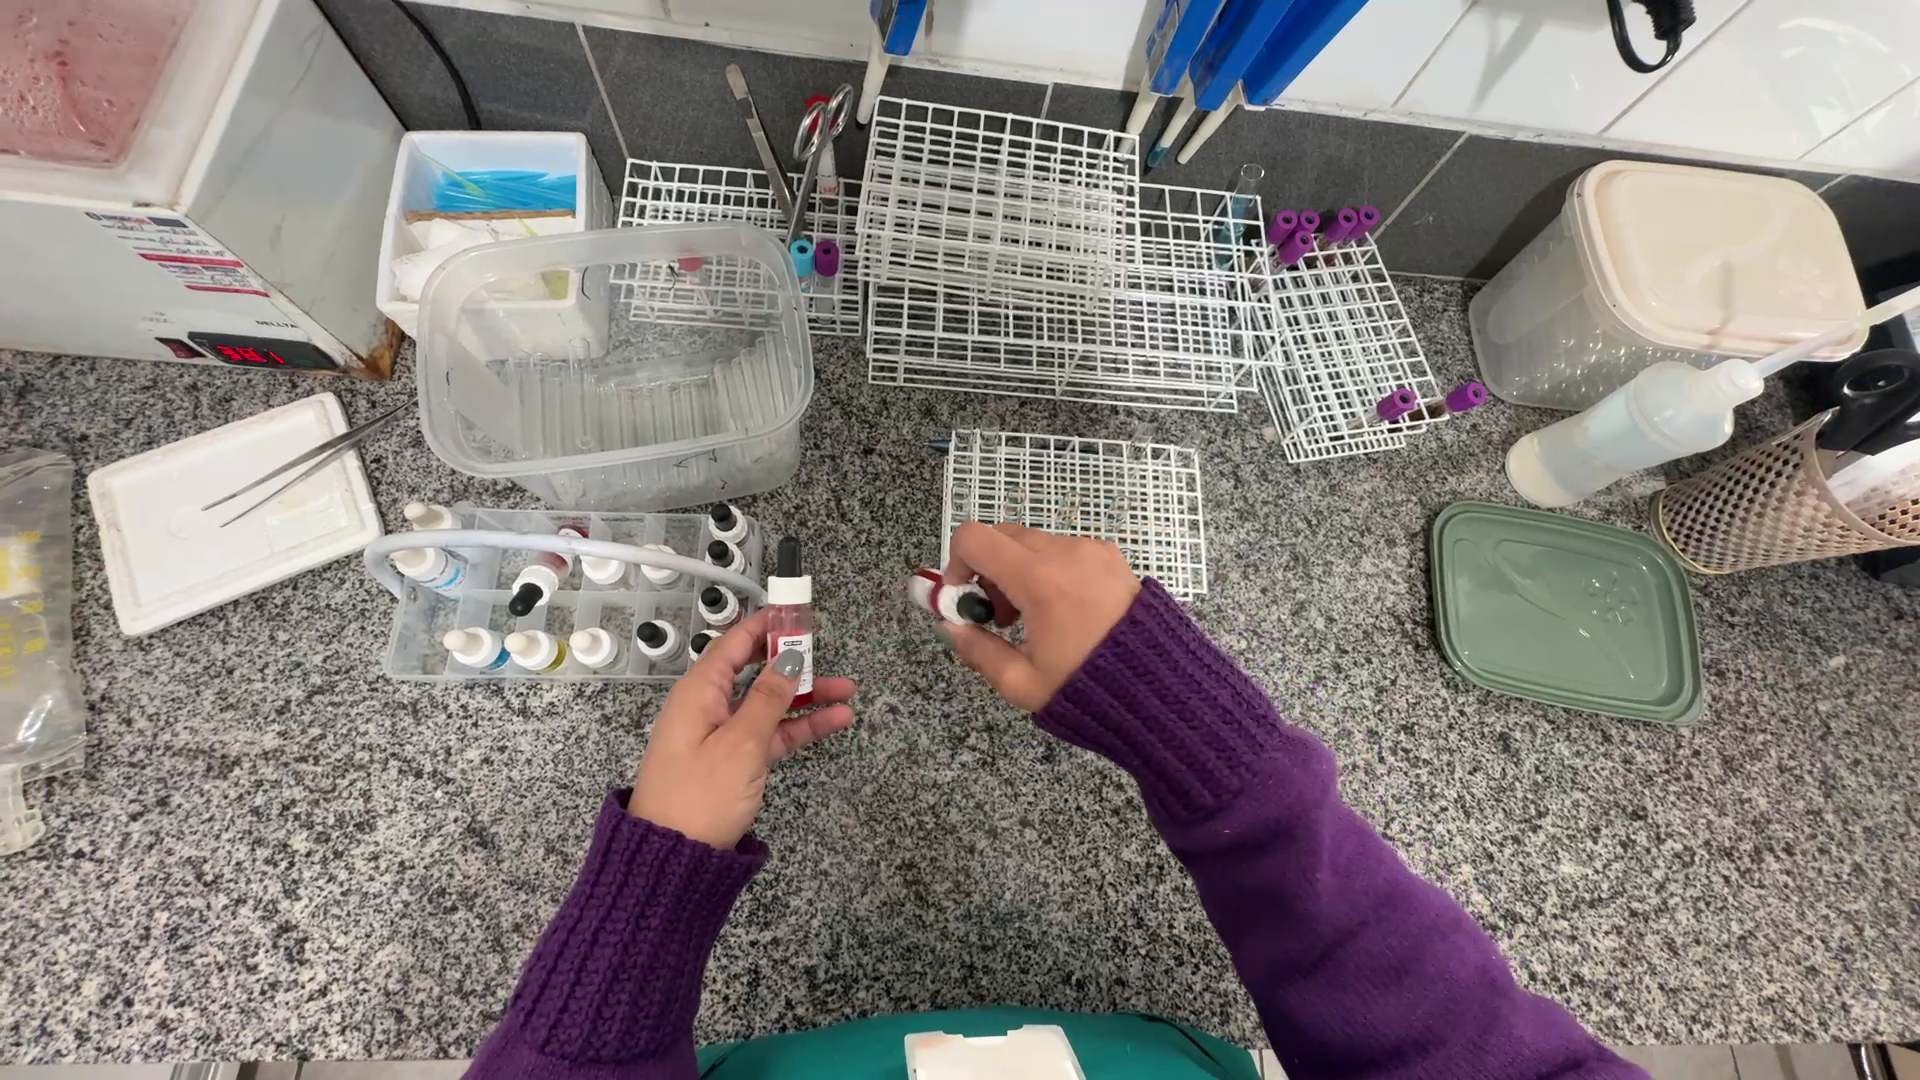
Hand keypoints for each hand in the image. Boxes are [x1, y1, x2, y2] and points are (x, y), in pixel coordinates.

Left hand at [628, 608, 855, 848]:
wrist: (672, 861)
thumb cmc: (699, 795)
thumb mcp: (740, 743)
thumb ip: (768, 697)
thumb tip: (790, 657)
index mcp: (700, 691)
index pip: (735, 643)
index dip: (767, 625)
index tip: (799, 611)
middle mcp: (710, 705)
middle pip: (757, 670)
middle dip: (794, 660)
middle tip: (828, 649)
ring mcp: (725, 733)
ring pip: (771, 702)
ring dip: (807, 696)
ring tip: (848, 690)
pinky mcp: (737, 759)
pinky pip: (773, 732)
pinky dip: (801, 726)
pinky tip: (835, 721)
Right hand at [940, 522, 1140, 710]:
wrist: (1162, 690)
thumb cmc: (1089, 689)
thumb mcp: (1022, 683)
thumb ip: (977, 650)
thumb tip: (951, 627)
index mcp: (1038, 578)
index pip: (973, 538)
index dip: (955, 563)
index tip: (962, 597)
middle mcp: (1065, 551)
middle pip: (1001, 537)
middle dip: (987, 571)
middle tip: (999, 616)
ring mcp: (1091, 549)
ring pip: (1033, 543)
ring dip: (1019, 571)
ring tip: (1033, 619)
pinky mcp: (1110, 555)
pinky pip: (1064, 550)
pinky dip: (1050, 570)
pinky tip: (1064, 611)